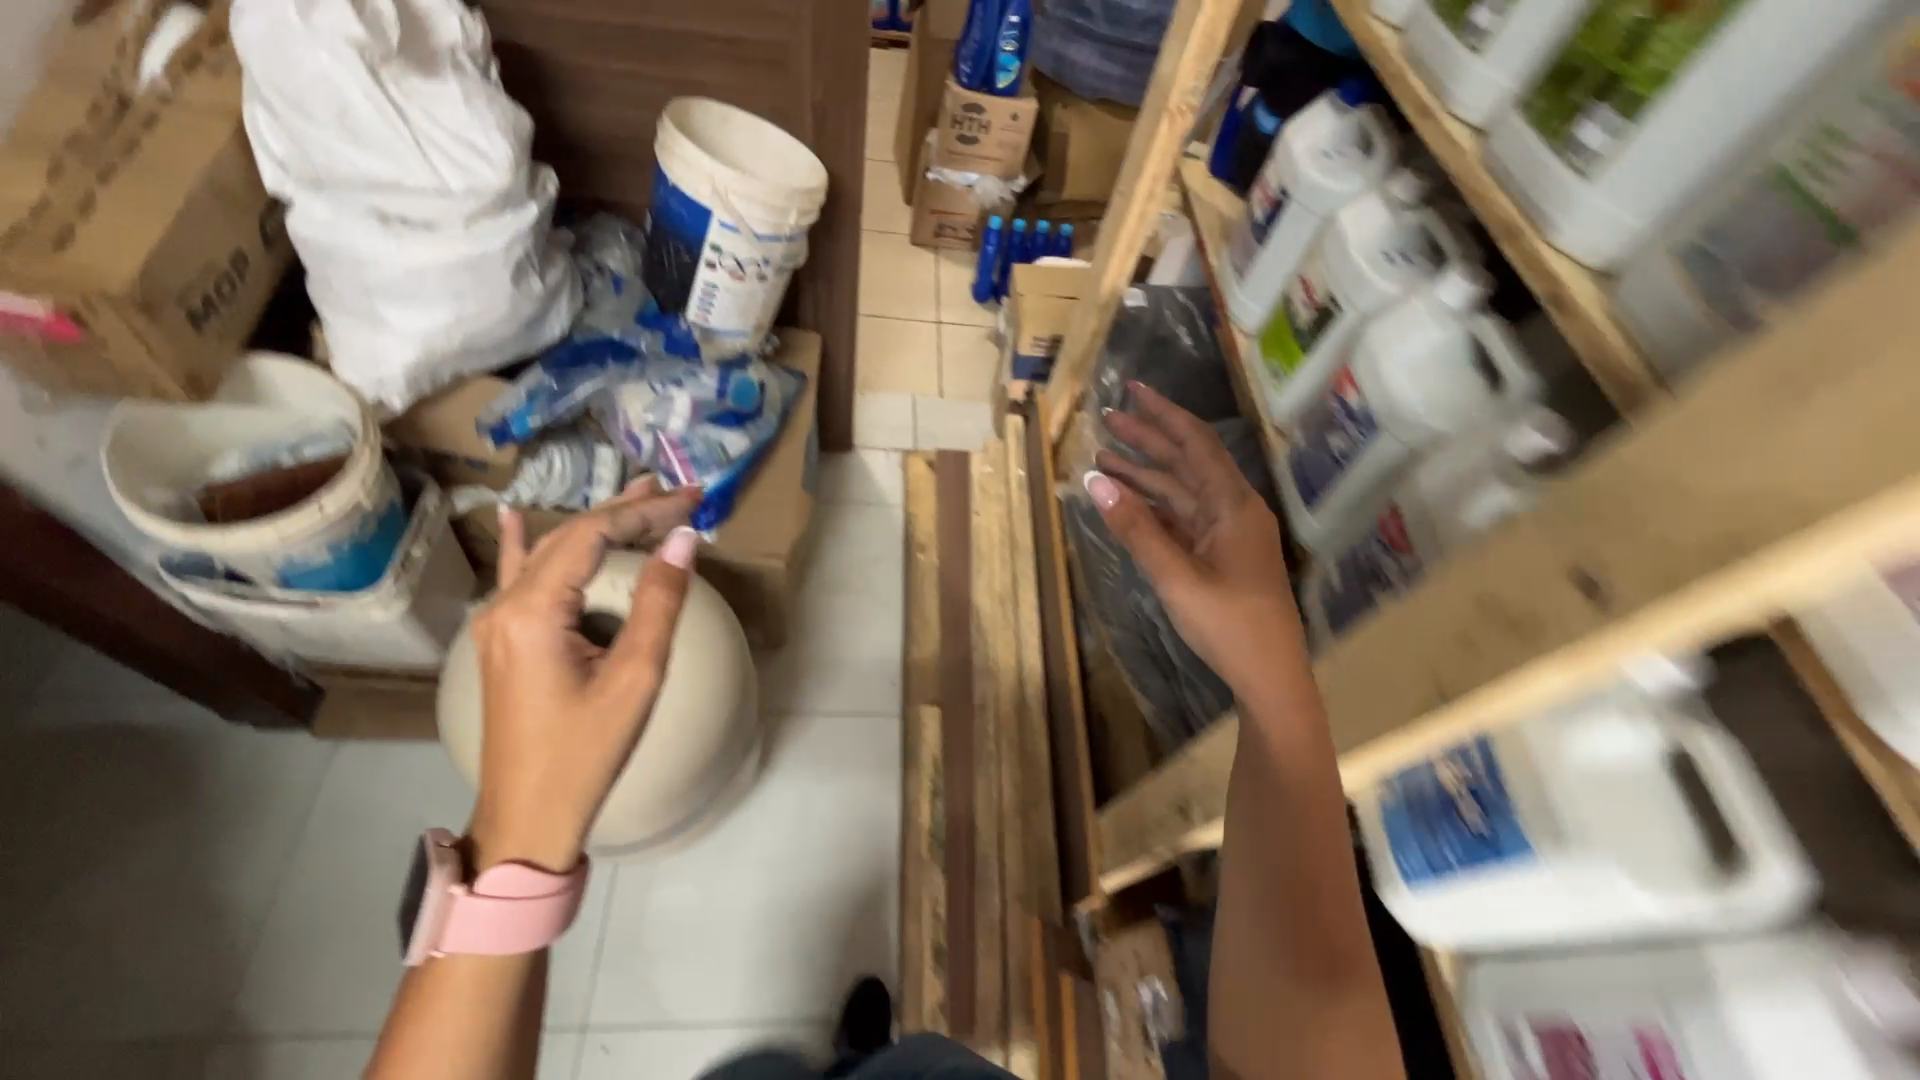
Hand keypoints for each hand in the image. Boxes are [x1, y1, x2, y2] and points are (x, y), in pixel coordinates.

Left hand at [465, 479, 703, 871]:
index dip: (644, 511)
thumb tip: (683, 540)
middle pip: (570, 538)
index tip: (691, 500)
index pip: (593, 536)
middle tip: (676, 494)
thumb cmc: (587, 751)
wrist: (529, 815)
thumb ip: (659, 601)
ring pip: (549, 553)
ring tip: (636, 494)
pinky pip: (518, 578)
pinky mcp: (503, 641)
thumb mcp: (636, 677)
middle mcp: (505, 606)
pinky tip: (517, 517)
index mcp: (534, 611)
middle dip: (625, 512)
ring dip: (594, 524)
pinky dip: (528, 544)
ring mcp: (497, 623)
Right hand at [1085, 383, 1298, 695]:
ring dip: (1145, 474)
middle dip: (1147, 439)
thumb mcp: (1176, 576)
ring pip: (1181, 492)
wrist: (1269, 674)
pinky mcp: (1218, 556)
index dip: (1163, 414)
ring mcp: (1226, 534)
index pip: (1195, 443)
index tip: (1133, 389)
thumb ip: (1135, 527)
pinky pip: (1182, 518)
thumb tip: (1094, 481)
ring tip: (1103, 458)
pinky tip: (1127, 500)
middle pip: (1186, 462)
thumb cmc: (1229, 624)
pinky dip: (1153, 507)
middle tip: (1107, 419)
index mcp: (1233, 504)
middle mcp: (1233, 509)